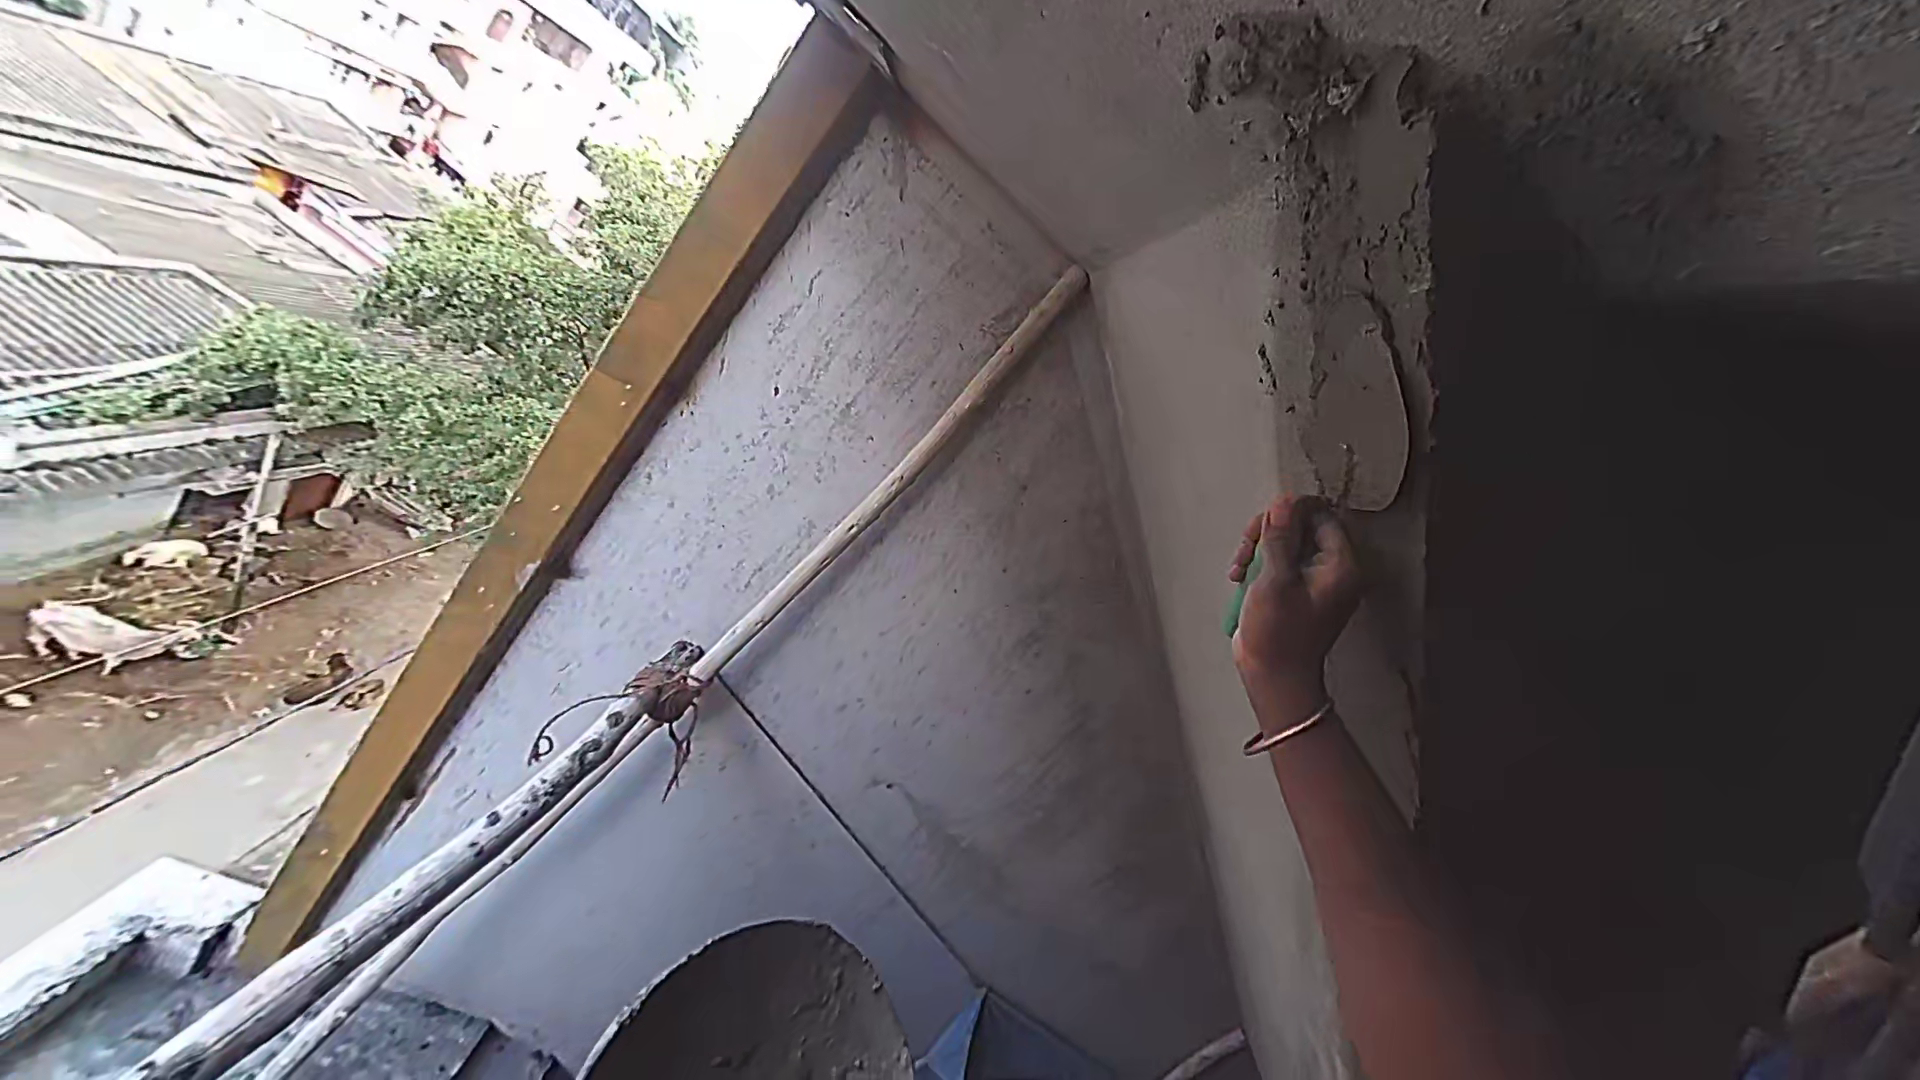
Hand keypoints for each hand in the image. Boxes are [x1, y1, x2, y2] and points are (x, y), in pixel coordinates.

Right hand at [1229, 495, 1363, 725]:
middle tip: (1245, 549)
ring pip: (1285, 543)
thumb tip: (1283, 500)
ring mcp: (1313, 581)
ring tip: (1238, 569)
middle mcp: (1333, 570)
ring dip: (1258, 549)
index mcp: (1341, 566)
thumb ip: (1280, 538)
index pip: (1321, 517)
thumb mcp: (1275, 581)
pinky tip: (1240, 578)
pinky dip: (1258, 564)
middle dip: (1268, 533)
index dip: (1290, 514)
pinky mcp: (1295, 590)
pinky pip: (1279, 562)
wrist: (1274, 675)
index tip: (1261, 527)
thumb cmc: (1278, 632)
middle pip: (1301, 527)